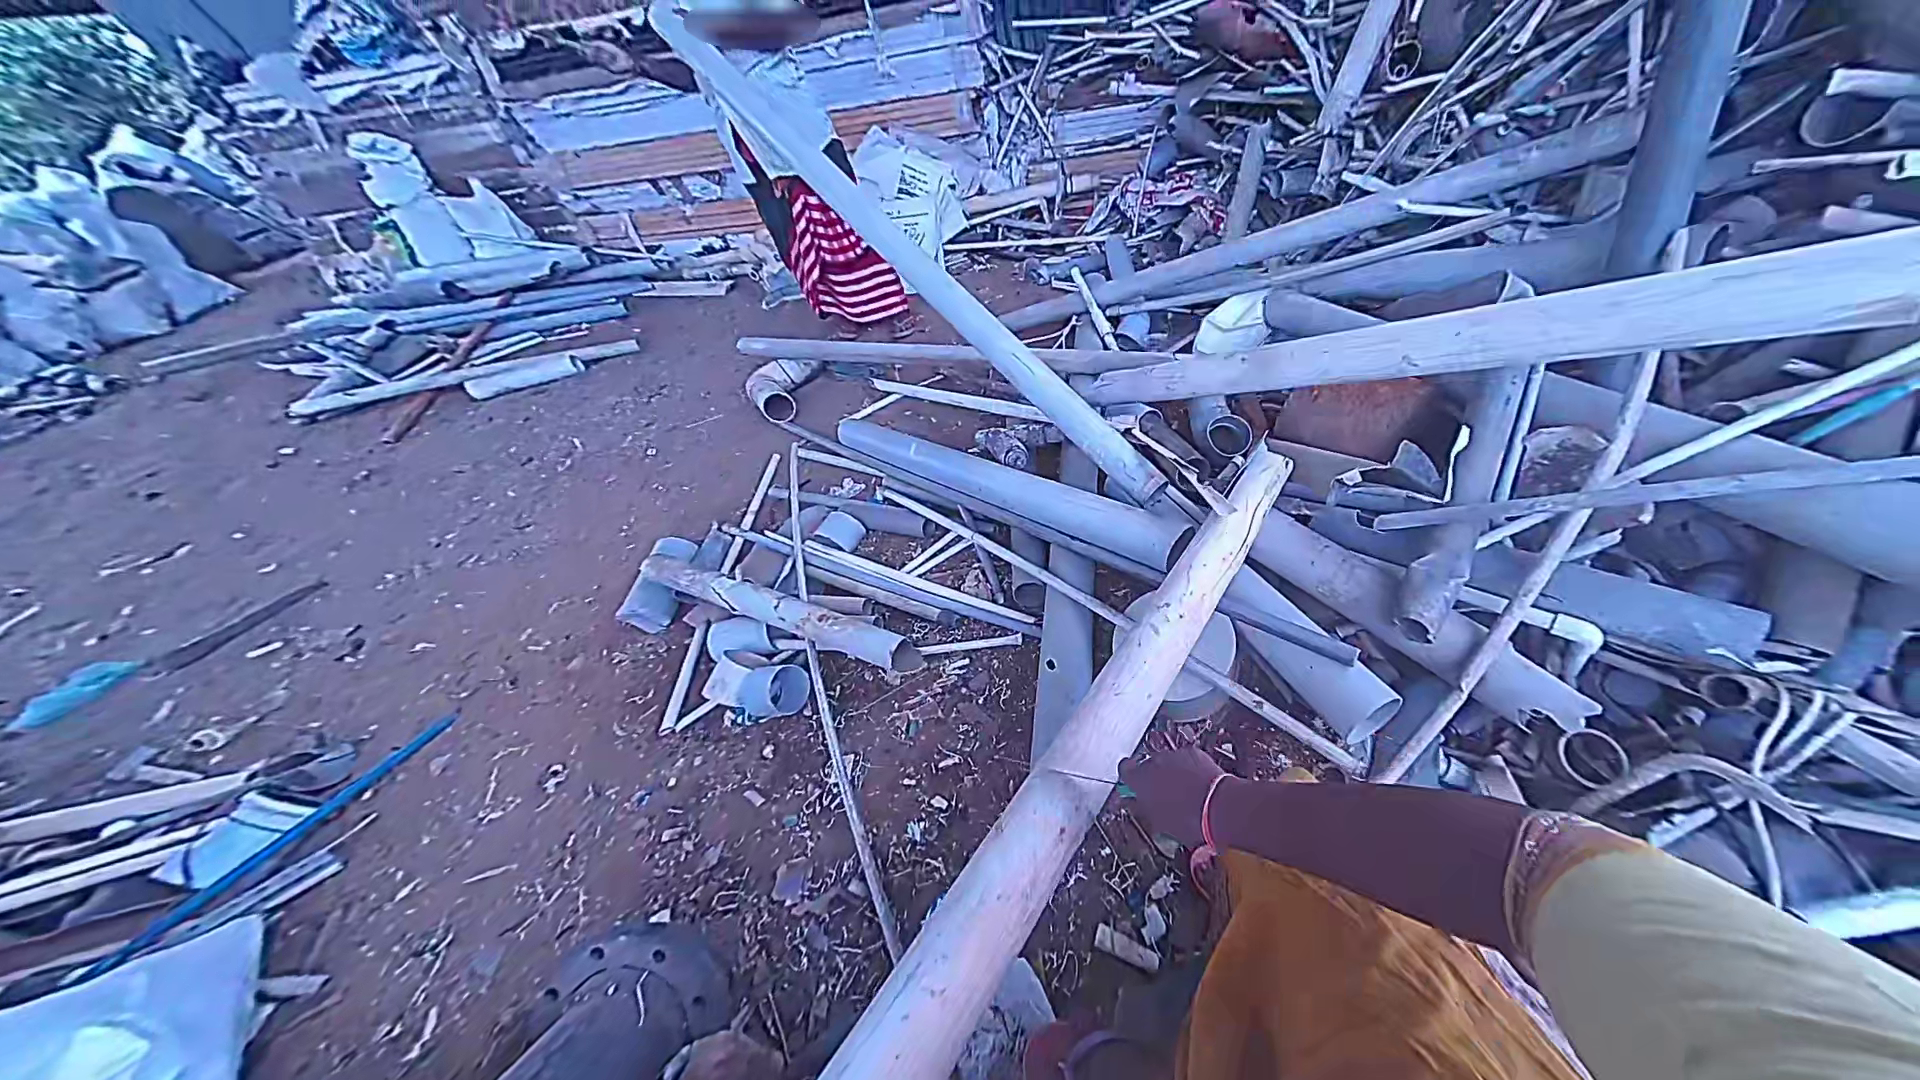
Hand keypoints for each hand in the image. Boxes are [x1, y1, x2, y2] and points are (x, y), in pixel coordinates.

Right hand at [1118, 747, 1226, 848]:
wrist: (1220, 808)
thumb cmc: (1189, 820)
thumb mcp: (1160, 822)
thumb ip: (1145, 806)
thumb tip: (1141, 803)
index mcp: (1140, 779)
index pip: (1124, 769)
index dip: (1130, 777)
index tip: (1135, 785)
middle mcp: (1154, 762)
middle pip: (1148, 765)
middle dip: (1155, 777)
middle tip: (1165, 795)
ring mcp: (1173, 755)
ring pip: (1167, 762)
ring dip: (1172, 772)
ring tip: (1185, 792)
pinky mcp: (1192, 752)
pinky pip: (1185, 759)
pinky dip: (1189, 768)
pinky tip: (1198, 785)